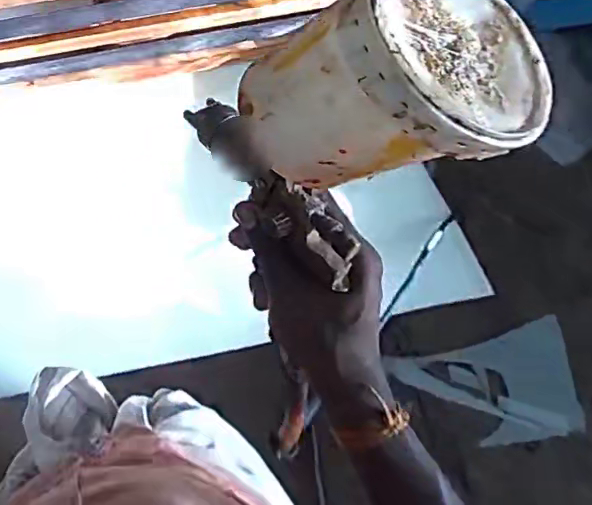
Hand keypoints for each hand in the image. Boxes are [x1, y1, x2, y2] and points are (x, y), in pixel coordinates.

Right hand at [229, 195, 391, 423]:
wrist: (346, 394)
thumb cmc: (322, 339)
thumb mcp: (287, 291)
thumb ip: (266, 247)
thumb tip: (245, 211)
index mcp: (354, 248)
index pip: (317, 201)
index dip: (280, 196)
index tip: (250, 199)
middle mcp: (352, 254)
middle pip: (302, 226)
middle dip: (266, 234)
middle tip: (237, 235)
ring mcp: (344, 274)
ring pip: (297, 250)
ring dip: (269, 262)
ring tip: (253, 285)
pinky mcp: (332, 291)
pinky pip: (301, 271)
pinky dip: (280, 279)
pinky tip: (263, 298)